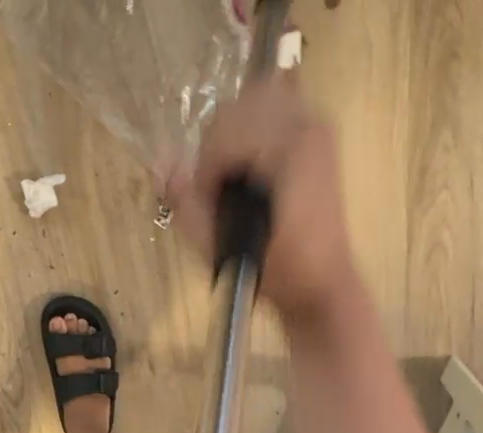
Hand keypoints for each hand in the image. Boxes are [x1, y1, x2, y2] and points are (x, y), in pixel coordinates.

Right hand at [164, 76, 358, 324]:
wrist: (321, 282)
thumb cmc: (274, 270)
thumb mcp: (221, 245)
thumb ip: (187, 201)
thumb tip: (160, 162)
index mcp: (286, 147)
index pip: (221, 134)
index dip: (205, 170)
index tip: (209, 203)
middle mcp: (304, 123)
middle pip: (234, 109)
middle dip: (215, 147)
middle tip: (217, 189)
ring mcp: (314, 123)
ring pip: (252, 99)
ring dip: (231, 134)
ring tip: (231, 174)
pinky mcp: (317, 131)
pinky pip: (274, 105)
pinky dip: (252, 126)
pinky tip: (248, 159)